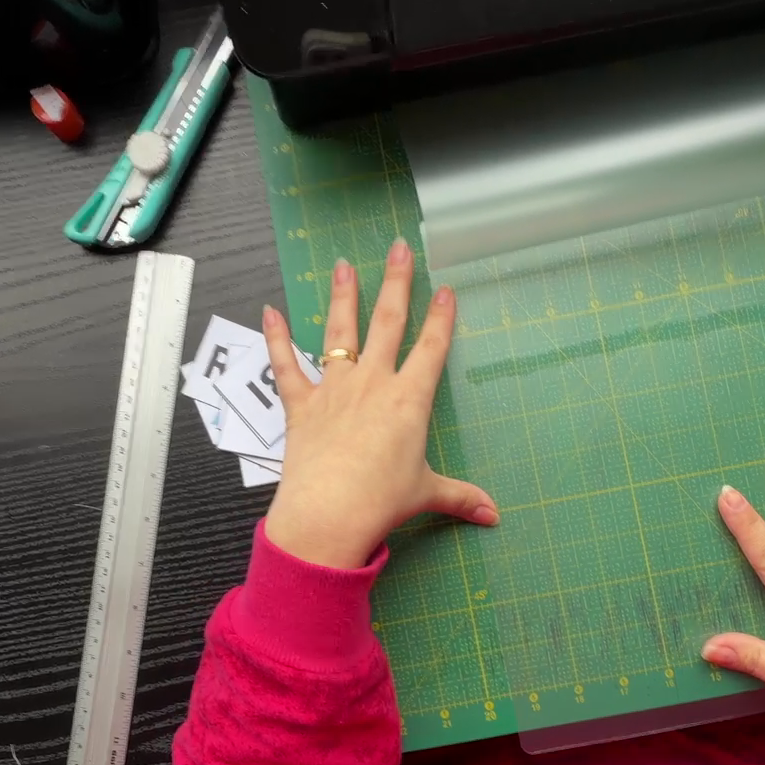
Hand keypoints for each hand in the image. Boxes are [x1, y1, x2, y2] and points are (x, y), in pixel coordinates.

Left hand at [259, 239, 498, 568]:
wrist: (330, 514)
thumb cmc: (382, 501)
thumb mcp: (426, 494)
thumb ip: (460, 497)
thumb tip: (494, 516)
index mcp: (409, 400)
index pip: (431, 348)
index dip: (442, 318)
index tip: (446, 290)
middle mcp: (373, 382)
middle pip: (388, 322)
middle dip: (397, 283)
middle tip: (397, 248)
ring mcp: (335, 388)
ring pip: (340, 331)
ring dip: (343, 295)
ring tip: (343, 265)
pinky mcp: (301, 403)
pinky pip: (286, 365)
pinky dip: (277, 338)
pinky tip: (270, 311)